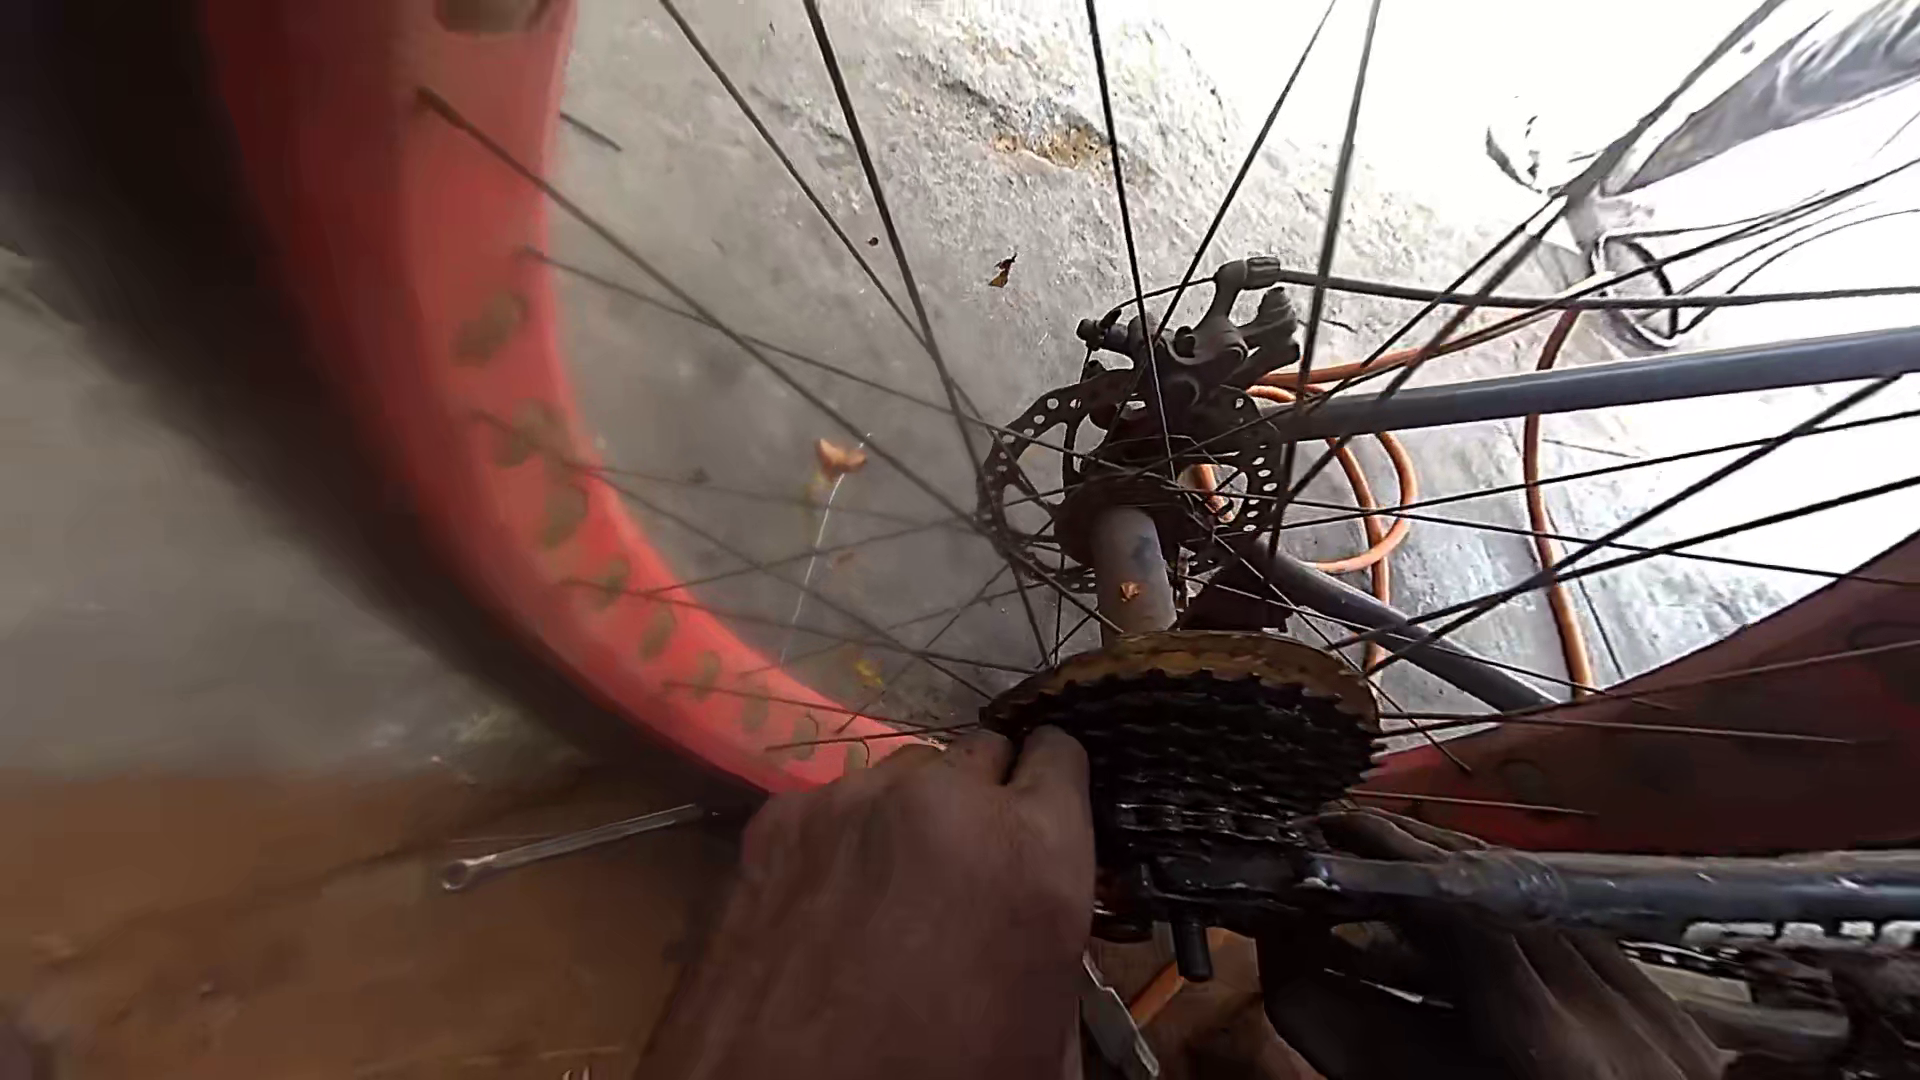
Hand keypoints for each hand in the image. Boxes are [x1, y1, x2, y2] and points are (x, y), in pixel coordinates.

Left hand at [640, 728, 1094, 1079]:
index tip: (1038, 800)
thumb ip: (1050, 923)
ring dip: (914, 810)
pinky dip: (844, 833)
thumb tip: (1032, 886)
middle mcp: (948, 802)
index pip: (1058, 752)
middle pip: (982, 752)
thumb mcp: (1044, 1032)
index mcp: (1032, 853)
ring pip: (909, 769)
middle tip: (965, 855)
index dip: (1051, 776)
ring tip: (889, 877)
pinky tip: (825, 895)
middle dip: (984, 795)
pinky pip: (837, 800)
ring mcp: (857, 798)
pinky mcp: (784, 816)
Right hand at [1259, 809, 1724, 1079]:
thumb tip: (1268, 920)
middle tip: (1344, 833)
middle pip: (1492, 881)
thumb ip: (1310, 1002)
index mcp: (1546, 1051)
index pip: (1457, 901)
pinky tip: (1450, 905)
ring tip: (1387, 861)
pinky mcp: (1667, 1012)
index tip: (1332, 825)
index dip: (1385, 846)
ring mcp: (1658, 1016)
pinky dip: (1492, 896)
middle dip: (1403, 843)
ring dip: (1443, 862)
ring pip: (1528, 888)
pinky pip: (1560, 917)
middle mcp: (1621, 1024)